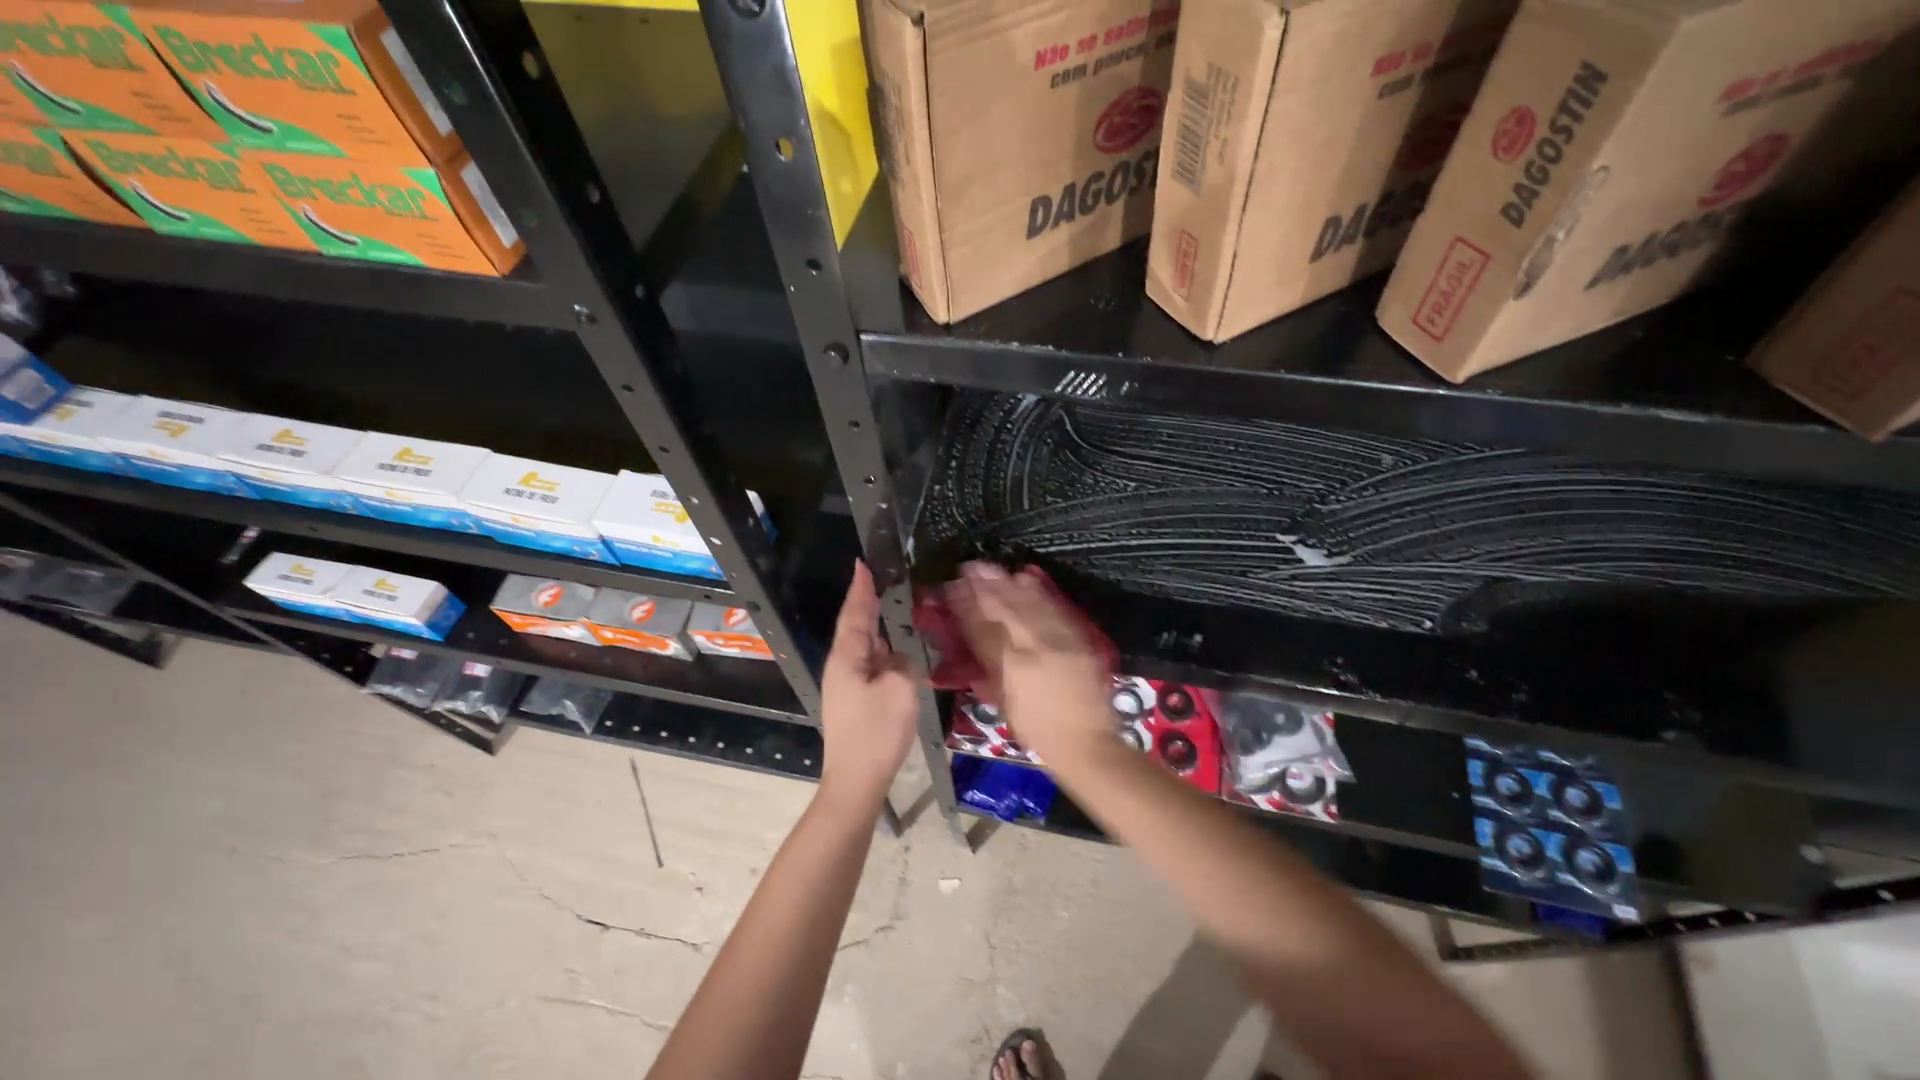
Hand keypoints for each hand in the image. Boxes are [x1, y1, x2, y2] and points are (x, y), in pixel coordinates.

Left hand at [818, 560, 917, 808]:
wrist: (856, 781)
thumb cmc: (877, 731)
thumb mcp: (901, 689)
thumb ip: (902, 663)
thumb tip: (897, 659)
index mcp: (847, 658)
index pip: (855, 613)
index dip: (861, 589)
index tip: (863, 564)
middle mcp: (841, 668)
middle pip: (857, 629)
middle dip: (869, 606)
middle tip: (883, 582)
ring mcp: (846, 688)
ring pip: (865, 651)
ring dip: (879, 633)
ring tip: (895, 614)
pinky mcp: (854, 705)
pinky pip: (871, 671)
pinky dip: (884, 658)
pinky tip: (898, 658)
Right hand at [947, 562, 1112, 768]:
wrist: (1086, 742)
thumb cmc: (1036, 730)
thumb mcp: (1002, 703)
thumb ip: (986, 671)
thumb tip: (968, 645)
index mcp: (1011, 667)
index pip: (982, 627)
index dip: (965, 605)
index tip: (951, 588)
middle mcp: (1034, 647)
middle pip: (1004, 607)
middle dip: (983, 585)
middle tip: (967, 569)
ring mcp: (1060, 640)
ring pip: (1030, 602)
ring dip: (1007, 582)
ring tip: (990, 568)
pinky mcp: (1079, 639)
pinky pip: (1055, 607)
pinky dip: (1038, 590)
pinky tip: (1025, 577)